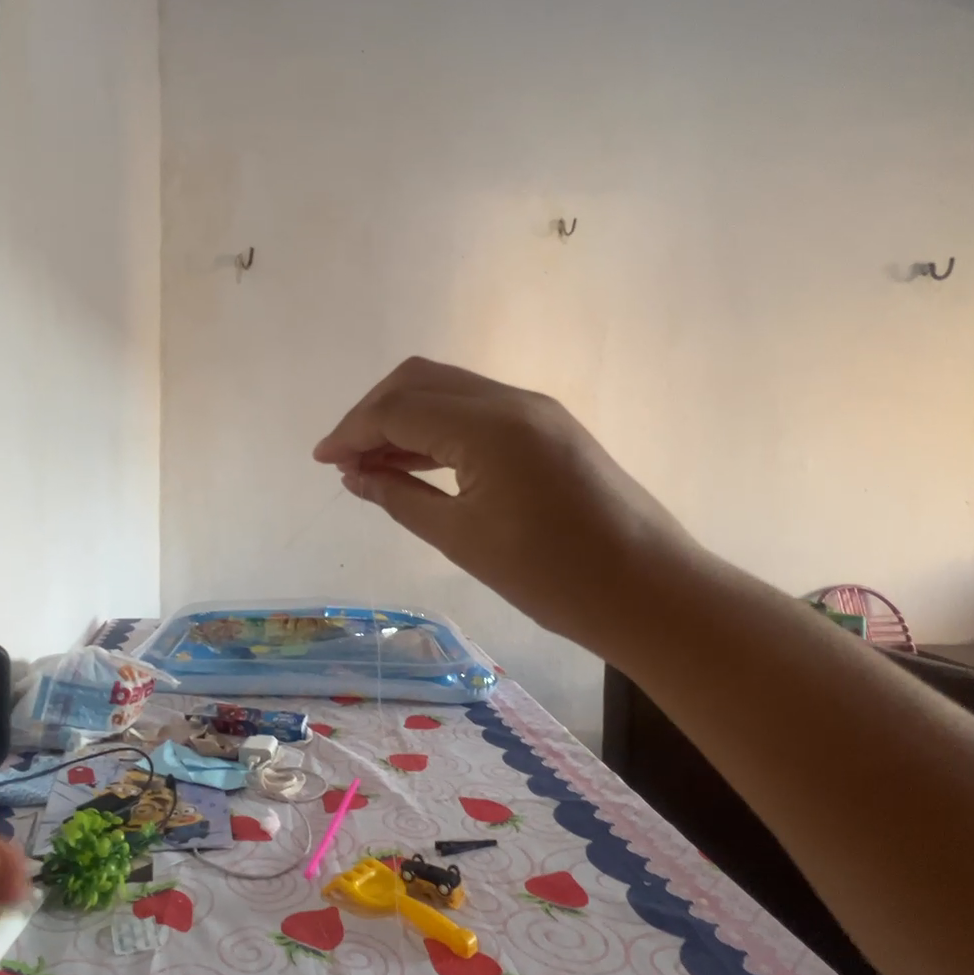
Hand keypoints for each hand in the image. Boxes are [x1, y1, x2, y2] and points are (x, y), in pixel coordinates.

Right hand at [313, 357, 699, 650]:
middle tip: (345, 460)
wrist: (652, 593)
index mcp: (488, 427)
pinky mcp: (548, 428)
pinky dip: (438, 429)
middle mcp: (511, 401)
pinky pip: (476, 411)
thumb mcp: (463, 540)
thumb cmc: (553, 578)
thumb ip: (400, 499)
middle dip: (373, 414)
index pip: (398, 408)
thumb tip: (354, 476)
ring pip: (448, 391)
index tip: (321, 461)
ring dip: (404, 419)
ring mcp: (535, 410)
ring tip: (371, 466)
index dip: (351, 431)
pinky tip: (416, 464)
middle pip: (420, 381)